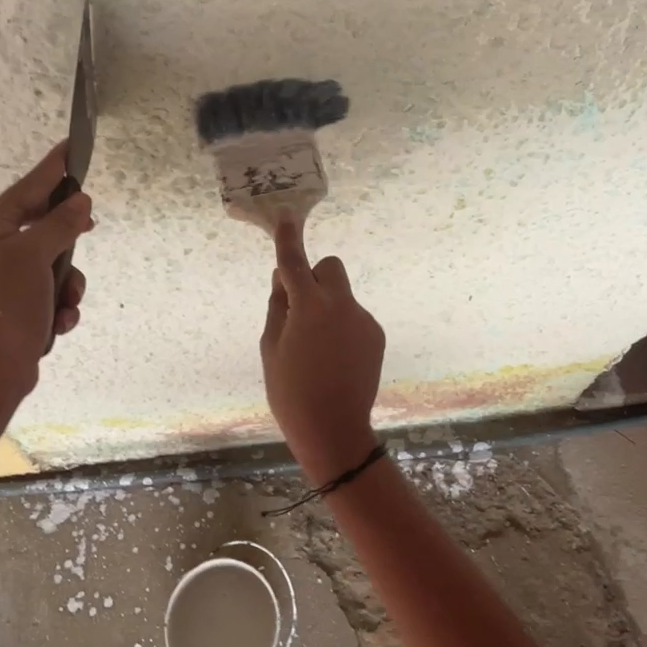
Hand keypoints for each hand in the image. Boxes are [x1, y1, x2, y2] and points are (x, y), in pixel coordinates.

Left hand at [0, 142, 93, 403]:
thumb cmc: (5, 306)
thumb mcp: (35, 256)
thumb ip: (60, 224)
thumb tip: (79, 201)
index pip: (28, 186)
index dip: (54, 167)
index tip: (74, 145)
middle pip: (43, 225)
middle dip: (69, 239)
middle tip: (90, 229)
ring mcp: (2, 278)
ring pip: (53, 262)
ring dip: (69, 282)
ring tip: (68, 303)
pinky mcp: (14, 306)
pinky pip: (49, 291)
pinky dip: (60, 304)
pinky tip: (60, 321)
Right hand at [261, 219, 385, 483]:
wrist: (335, 430)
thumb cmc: (291, 392)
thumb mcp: (270, 348)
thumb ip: (278, 307)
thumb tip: (284, 280)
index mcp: (309, 306)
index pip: (294, 262)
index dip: (288, 238)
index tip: (286, 216)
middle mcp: (341, 304)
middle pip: (330, 268)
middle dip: (314, 278)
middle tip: (299, 309)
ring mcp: (363, 319)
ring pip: (341, 296)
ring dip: (327, 308)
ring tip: (317, 350)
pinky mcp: (376, 334)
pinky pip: (353, 317)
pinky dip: (342, 327)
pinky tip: (335, 359)